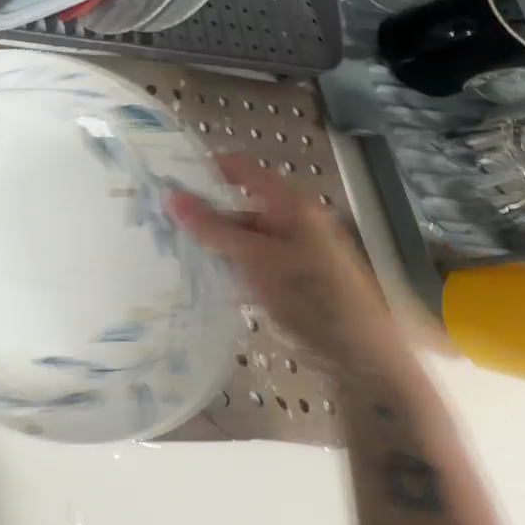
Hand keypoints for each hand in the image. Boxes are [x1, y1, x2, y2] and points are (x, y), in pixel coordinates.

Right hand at [169, 155, 398, 369]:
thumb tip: (171, 196)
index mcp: (293, 205)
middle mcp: (296, 223)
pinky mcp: (295, 281)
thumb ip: (212, 227)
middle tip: (164, 218)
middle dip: (206, 213)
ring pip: (246, 238)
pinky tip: (207, 277)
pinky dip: (232, 265)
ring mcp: (297, 253)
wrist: (359, 356)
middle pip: (243, 207)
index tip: (170, 175)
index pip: (244, 171)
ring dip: (217, 243)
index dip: (209, 168)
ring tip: (177, 248)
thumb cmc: (310, 295)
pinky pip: (254, 263)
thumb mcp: (254, 257)